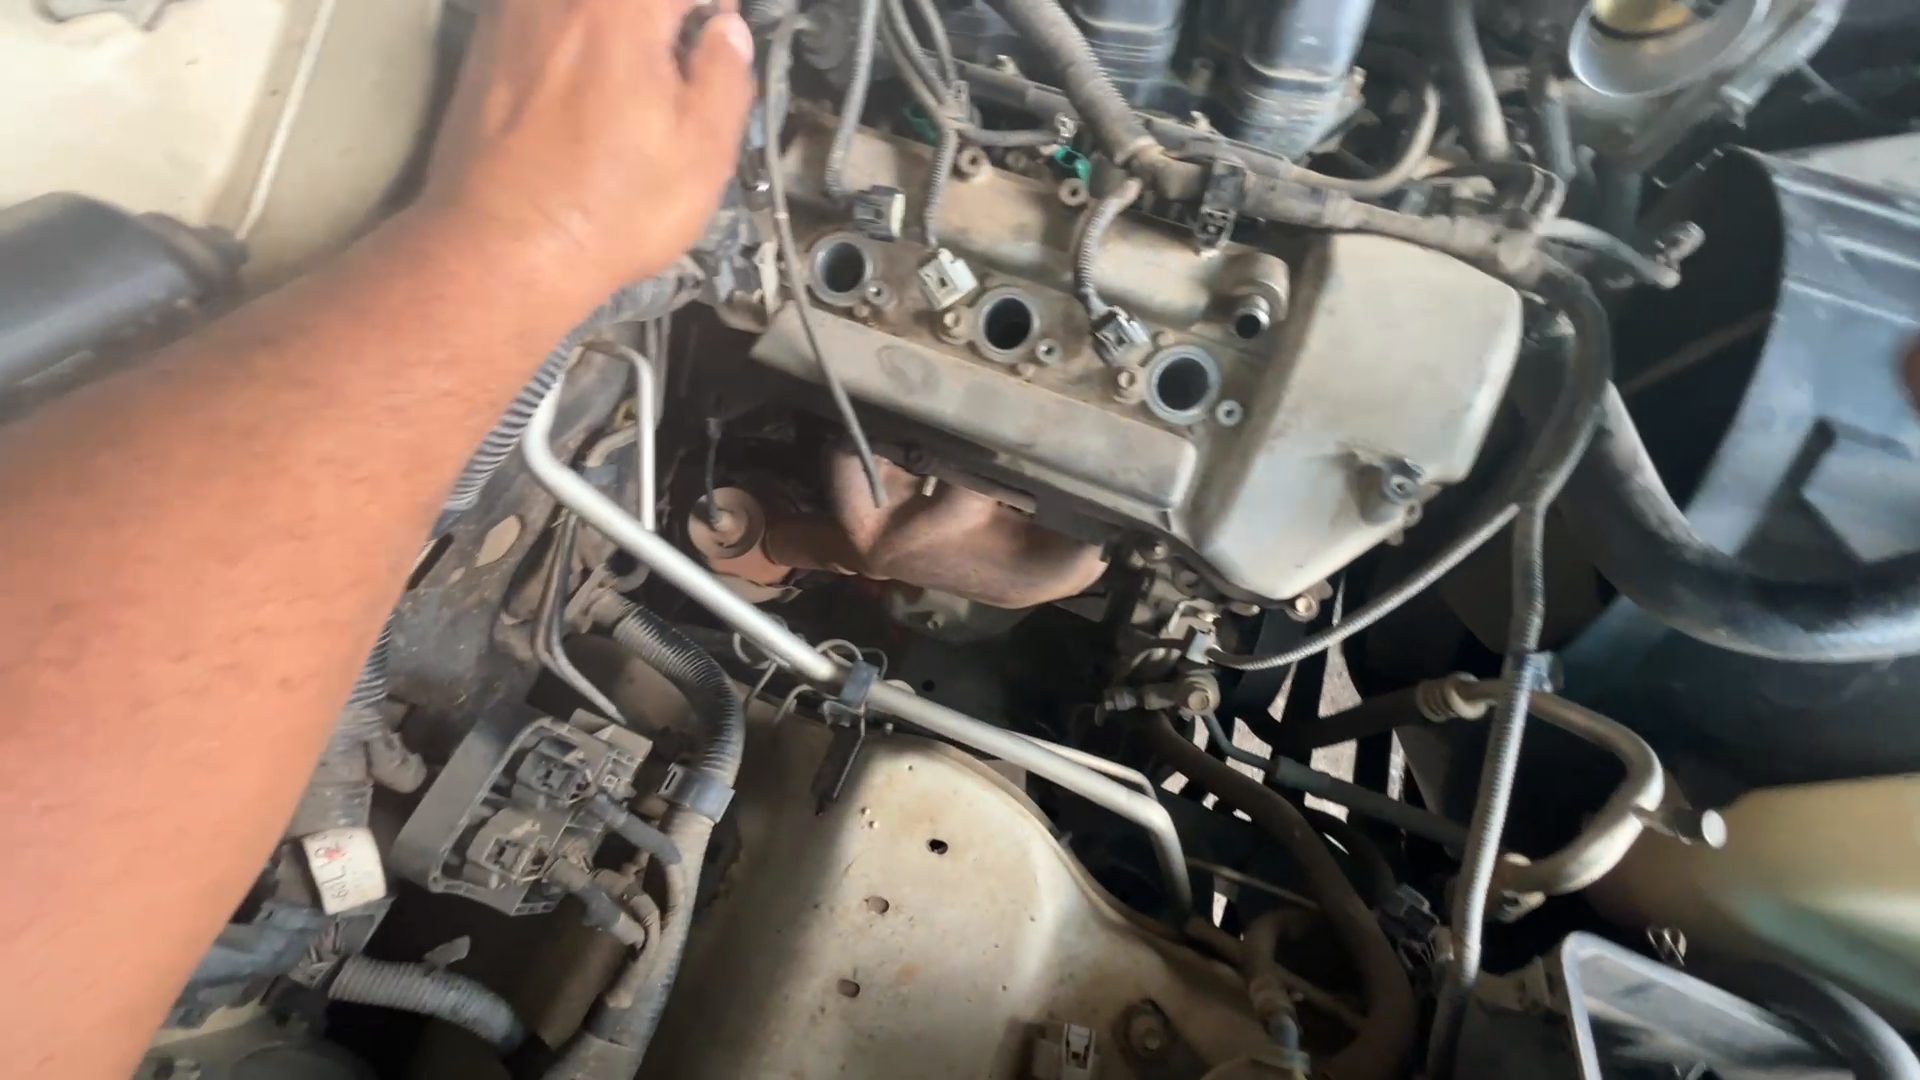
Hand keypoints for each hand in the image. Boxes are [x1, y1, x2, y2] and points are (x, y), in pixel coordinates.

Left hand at [419, 0, 756, 297]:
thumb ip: (725, 77)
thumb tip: (728, 32)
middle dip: (665, 27)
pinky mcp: (485, 48)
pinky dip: (577, 50)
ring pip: (588, 11)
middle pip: (632, 2)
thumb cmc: (615, 207)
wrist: (510, 247)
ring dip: (620, 41)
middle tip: (681, 73)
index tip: (720, 43)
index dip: (715, 11)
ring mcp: (513, 15)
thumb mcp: (703, 154)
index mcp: (623, 8)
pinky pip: (547, 24)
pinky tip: (587, 108)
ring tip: (633, 102)